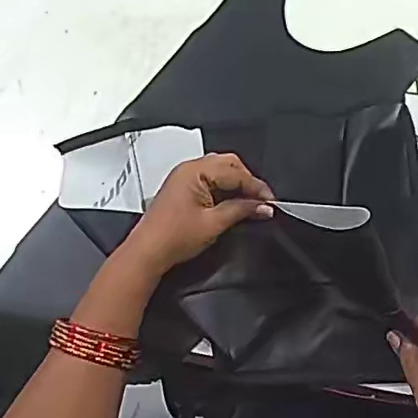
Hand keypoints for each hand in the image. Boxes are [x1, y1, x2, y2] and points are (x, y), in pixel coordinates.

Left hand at [115, 154, 274, 277]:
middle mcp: (188, 169)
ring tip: (249, 204)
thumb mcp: (214, 224)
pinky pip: (209, 181)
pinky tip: (232, 205)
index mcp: (195, 171)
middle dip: (247, 181)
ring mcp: (184, 178)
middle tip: (262, 201)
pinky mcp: (182, 189)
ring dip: (236, 185)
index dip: (256, 187)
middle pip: (228, 165)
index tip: (270, 201)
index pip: (235, 172)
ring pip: (219, 171)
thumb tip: (262, 206)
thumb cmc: (170, 238)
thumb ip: (241, 210)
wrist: (147, 252)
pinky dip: (224, 190)